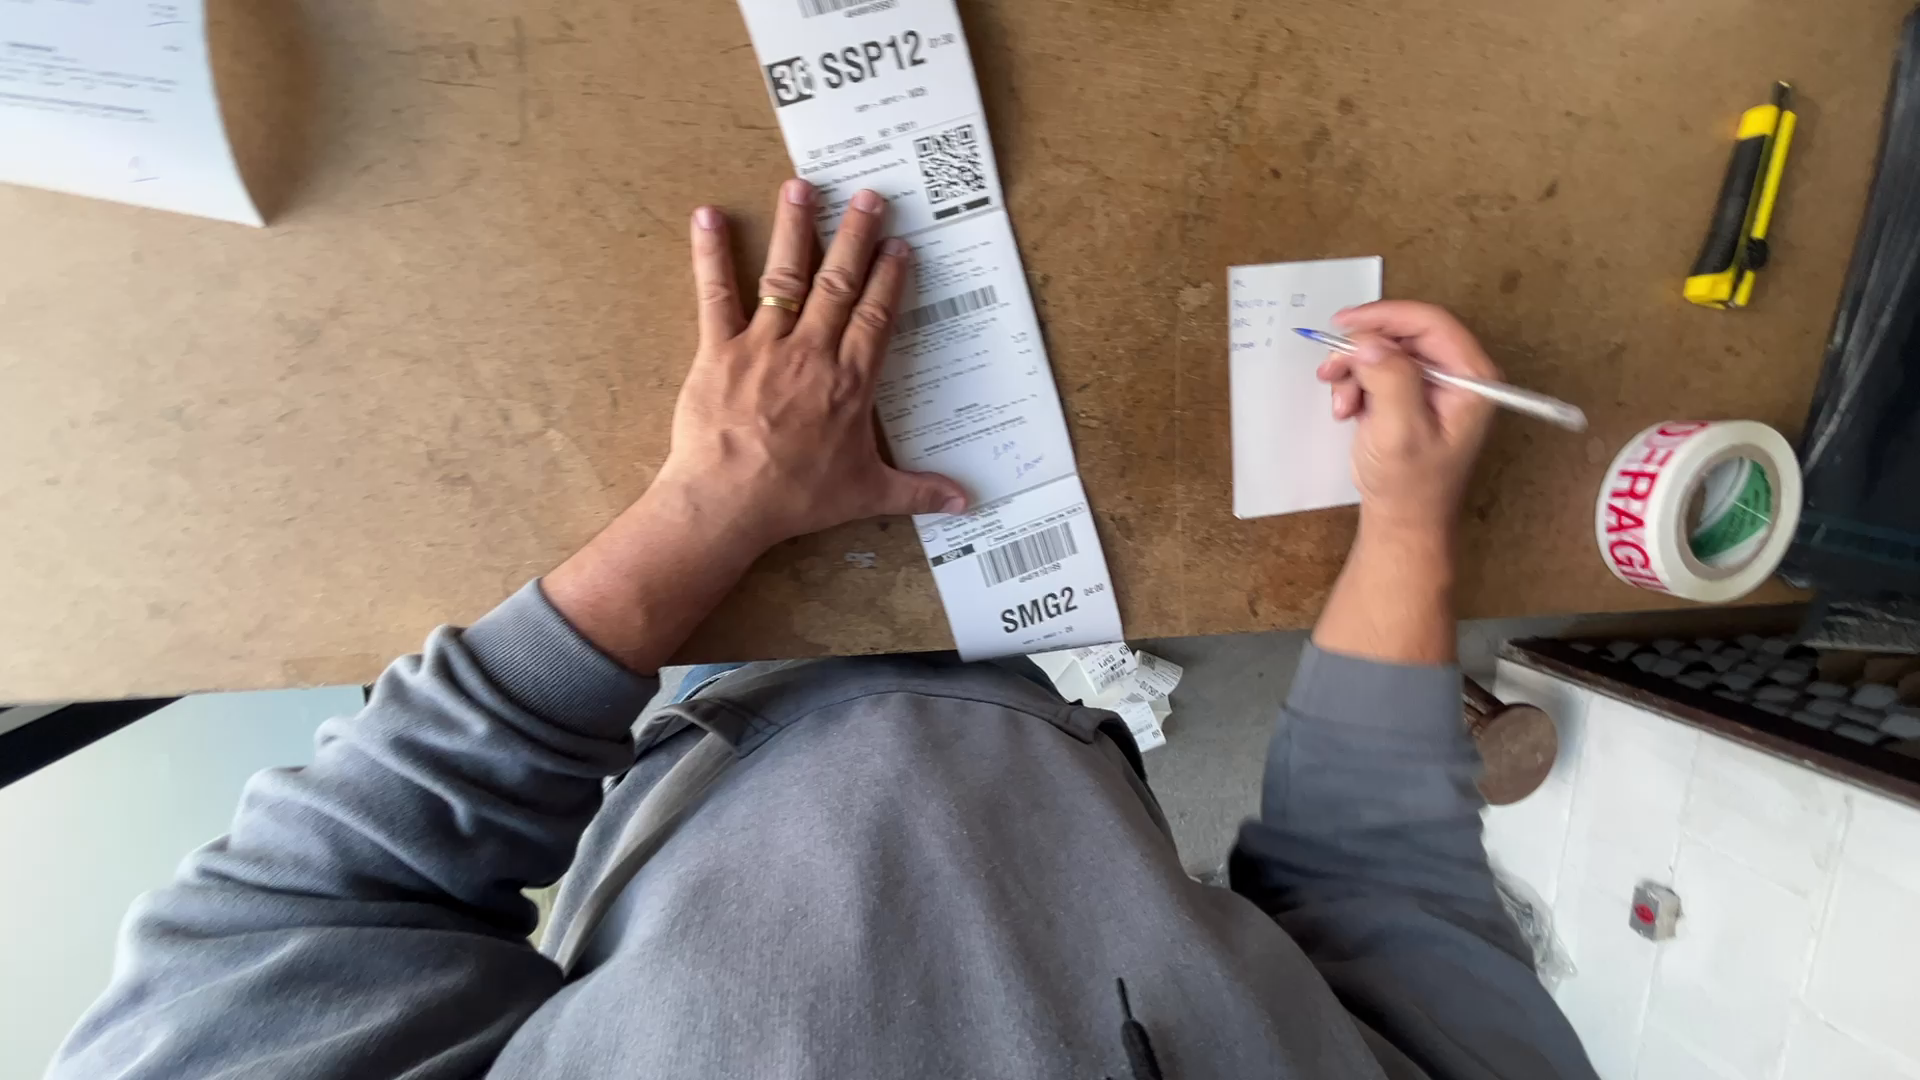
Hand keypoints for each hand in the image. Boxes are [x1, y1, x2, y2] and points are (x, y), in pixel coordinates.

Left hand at [543, 179, 966, 673]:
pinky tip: (708, 216)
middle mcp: (812, 352)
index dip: (890, 279)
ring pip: (785, 276)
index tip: (899, 245)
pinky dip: (710, 254)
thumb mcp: (867, 494)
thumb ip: (919, 492)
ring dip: (795, 229)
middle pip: (838, 283)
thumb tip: (966, 503)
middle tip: (868, 197)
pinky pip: (715, 295)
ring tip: (801, 187)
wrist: (730, 502)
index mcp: (850, 381)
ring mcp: (764, 345)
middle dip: (856, 237)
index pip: (876, 317)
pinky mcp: (719, 350)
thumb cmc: (800, 498)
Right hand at [1315, 301, 1498, 535]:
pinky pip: (1374, 372)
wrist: (1402, 518)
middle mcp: (1453, 375)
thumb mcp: (1399, 430)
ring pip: (1383, 353)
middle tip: (1330, 367)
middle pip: (1402, 336)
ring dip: (1352, 371)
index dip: (1385, 316)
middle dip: (1361, 350)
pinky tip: (1346, 410)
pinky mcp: (1406, 397)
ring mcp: (1429, 386)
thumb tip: (1368, 342)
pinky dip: (1353, 386)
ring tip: (1340, 402)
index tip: (1344, 323)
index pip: (1429, 323)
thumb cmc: (1410, 484)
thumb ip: (1390, 380)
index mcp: (1469, 377)